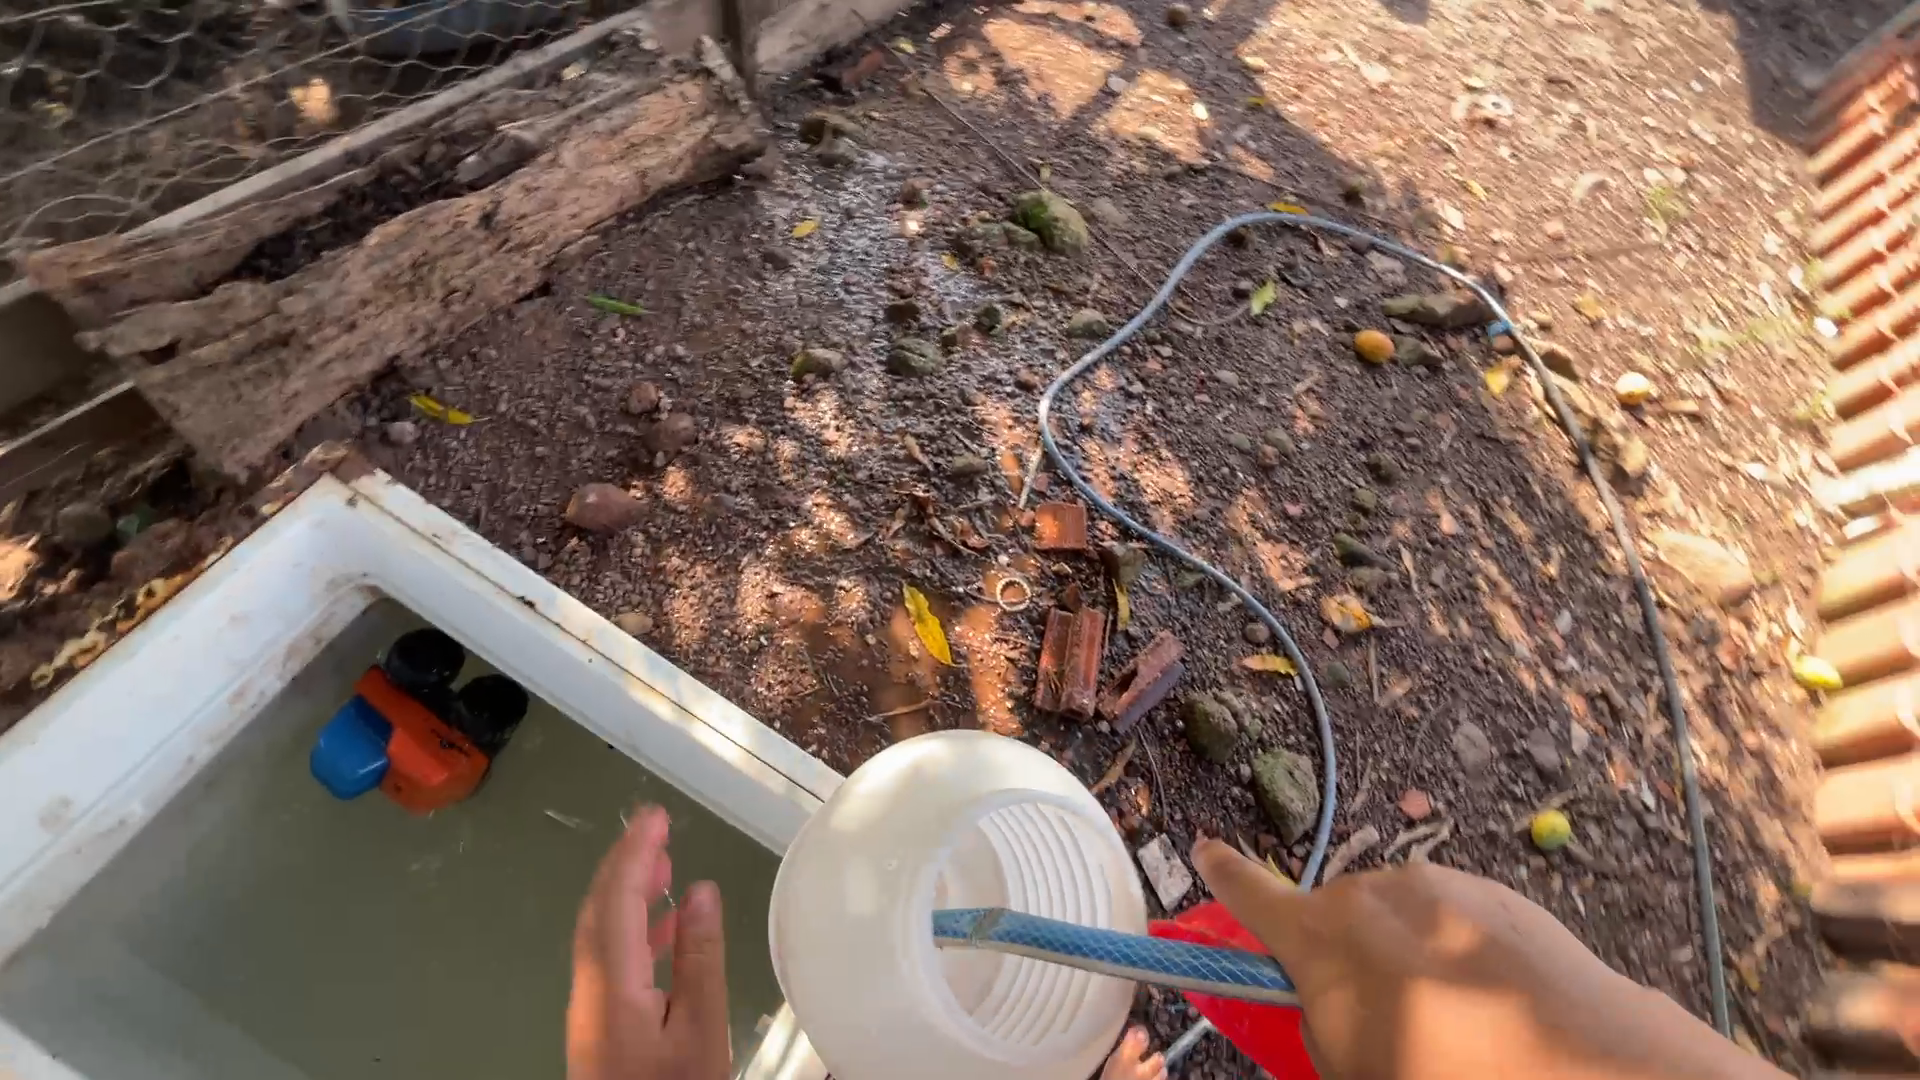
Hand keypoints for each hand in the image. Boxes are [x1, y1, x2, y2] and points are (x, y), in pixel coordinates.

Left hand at [568, 806, 730, 1079]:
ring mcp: (593, 1009)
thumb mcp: (702, 1029)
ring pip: (603, 933)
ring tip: (662, 862)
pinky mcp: (602, 1024)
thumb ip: (699, 957)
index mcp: (612, 987)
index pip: (617, 903)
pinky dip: (637, 926)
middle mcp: (592, 991)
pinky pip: (613, 955)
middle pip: (599, 913)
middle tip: (655, 826)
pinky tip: (667, 925)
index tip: (655, 816)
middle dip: (625, 864)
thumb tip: (699, 891)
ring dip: (628, 891)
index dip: (634, 855)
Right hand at [1190, 838, 1782, 1079]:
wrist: (1596, 1070)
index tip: (1203, 848)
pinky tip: (1500, 998)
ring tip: (1462, 1015)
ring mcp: (1429, 883)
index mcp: (1321, 937)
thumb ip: (1322, 1030)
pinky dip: (1454, 945)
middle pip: (1334, 915)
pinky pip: (1448, 913)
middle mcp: (1365, 893)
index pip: (1249, 892)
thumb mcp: (1353, 1073)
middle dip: (1347, 953)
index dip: (1222, 871)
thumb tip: (1331, 1004)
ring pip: (1395, 915)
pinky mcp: (1489, 888)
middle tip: (1389, 1015)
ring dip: (1406, 951)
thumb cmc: (1447, 1078)